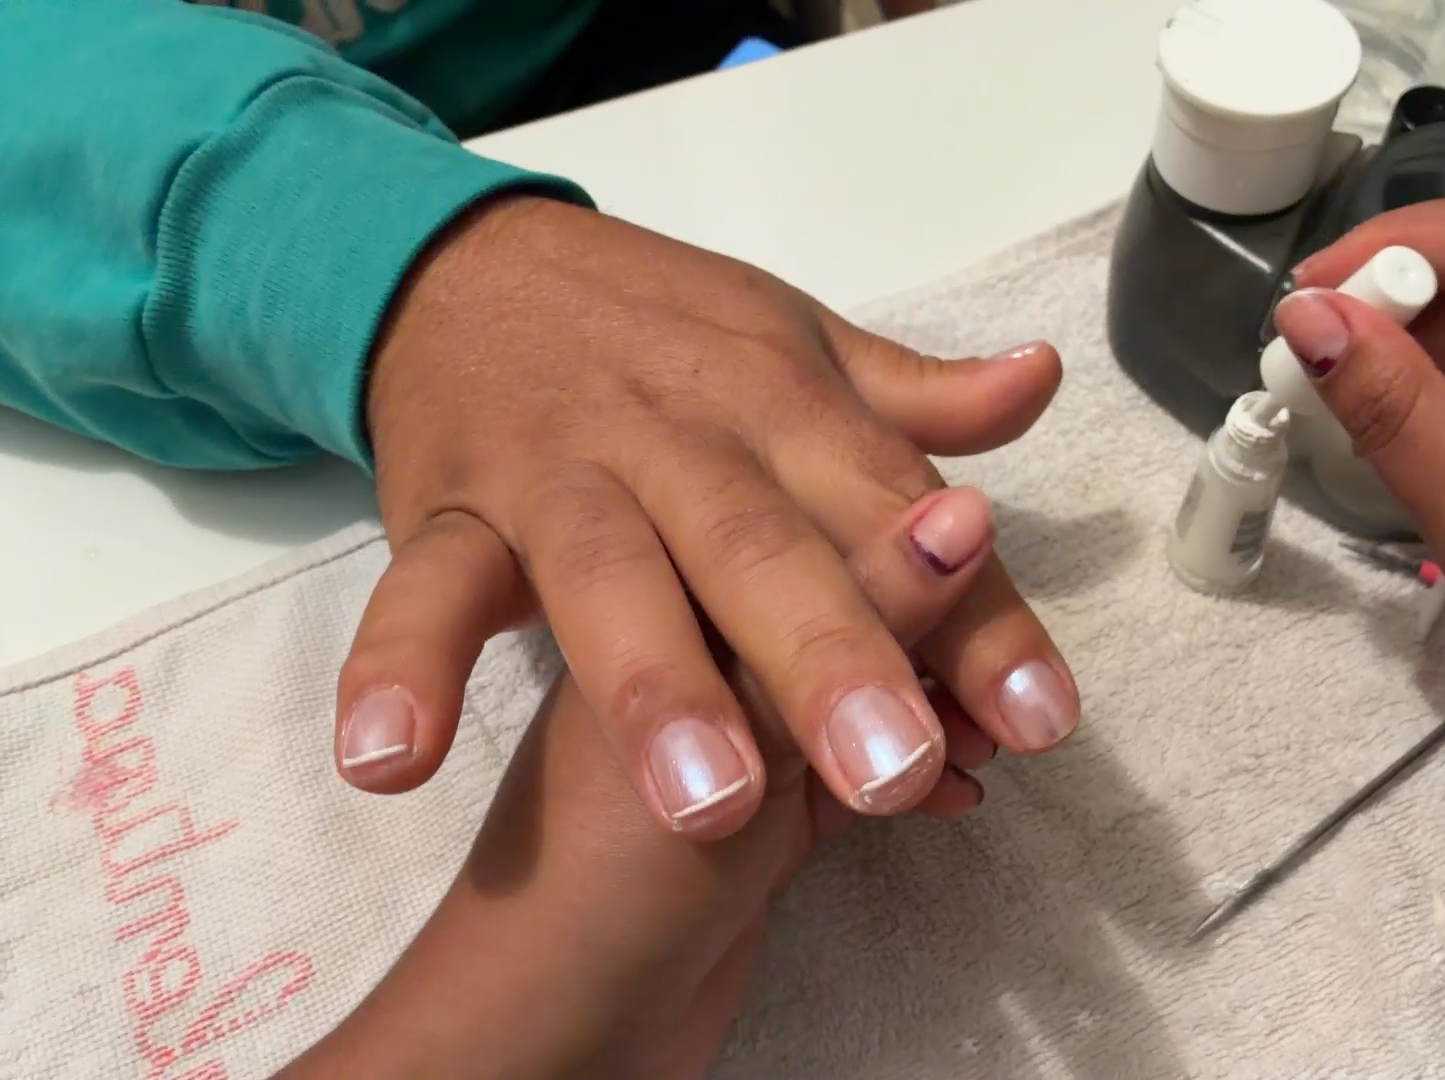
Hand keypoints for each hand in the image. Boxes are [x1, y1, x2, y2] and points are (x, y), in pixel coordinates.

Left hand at [286, 486, 1000, 1078]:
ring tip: (991, 748)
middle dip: (947, 651)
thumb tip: (963, 512)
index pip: (840, 536)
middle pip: (860, 607)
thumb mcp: (755, 713)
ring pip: (864, 679)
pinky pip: (856, 751)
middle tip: (1018, 706)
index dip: (940, 582)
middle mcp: (714, 628)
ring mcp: (738, 710)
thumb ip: (856, 613)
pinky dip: (911, 772)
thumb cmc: (623, 860)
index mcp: (689, 575)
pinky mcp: (763, 786)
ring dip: (937, 711)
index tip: (1012, 650)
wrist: (545, 1036)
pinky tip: (958, 797)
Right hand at [333, 196, 1079, 837]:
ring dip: (660, 690)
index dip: (977, 617)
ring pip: (614, 579)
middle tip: (899, 771)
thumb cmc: (682, 332)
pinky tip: (390, 762)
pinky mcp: (451, 504)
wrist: (488, 268)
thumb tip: (1040, 379)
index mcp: (792, 405)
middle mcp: (689, 440)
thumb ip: (926, 400)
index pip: (901, 513)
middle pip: (769, 553)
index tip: (1043, 717)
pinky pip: (423, 584)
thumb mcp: (816, 352)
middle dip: (835, 664)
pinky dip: (401, 663)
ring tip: (710, 808)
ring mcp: (564, 472)